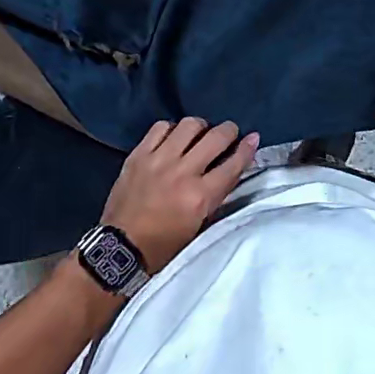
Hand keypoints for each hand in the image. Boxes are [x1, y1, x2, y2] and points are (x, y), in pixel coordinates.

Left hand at [98, 118, 258, 271]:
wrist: (121, 249)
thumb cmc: (165, 244)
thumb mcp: (200, 224)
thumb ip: (217, 195)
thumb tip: (233, 169)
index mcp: (200, 197)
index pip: (232, 164)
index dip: (247, 148)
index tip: (253, 138)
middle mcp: (182, 173)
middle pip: (215, 137)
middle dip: (229, 131)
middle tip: (229, 133)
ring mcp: (158, 161)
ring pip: (189, 125)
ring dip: (200, 128)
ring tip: (200, 135)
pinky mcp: (138, 156)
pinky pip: (160, 127)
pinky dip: (171, 129)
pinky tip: (173, 138)